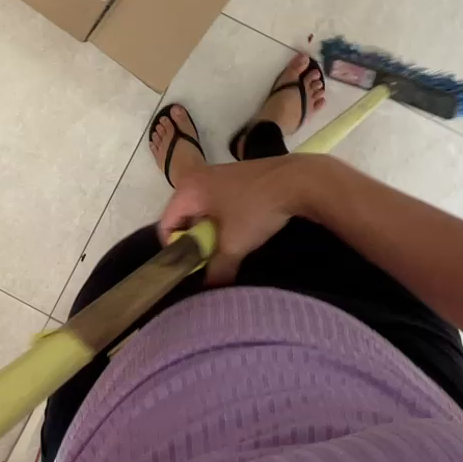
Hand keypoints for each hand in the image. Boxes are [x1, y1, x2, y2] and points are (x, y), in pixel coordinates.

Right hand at [157, 154, 331, 284]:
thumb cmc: (256, 209)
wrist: (296, 181)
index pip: (166, 224)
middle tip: (208, 260)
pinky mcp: (234, 176)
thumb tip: (209, 287)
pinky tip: (241, 231)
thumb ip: (217, 268)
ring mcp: (217, 174)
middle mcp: (197, 177)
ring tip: (226, 249)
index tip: (191, 266)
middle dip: (194, 240)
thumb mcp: (235, 245)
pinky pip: (217, 202)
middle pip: (184, 216)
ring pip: (202, 210)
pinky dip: (222, 219)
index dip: (175, 249)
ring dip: (210, 231)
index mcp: (188, 189)